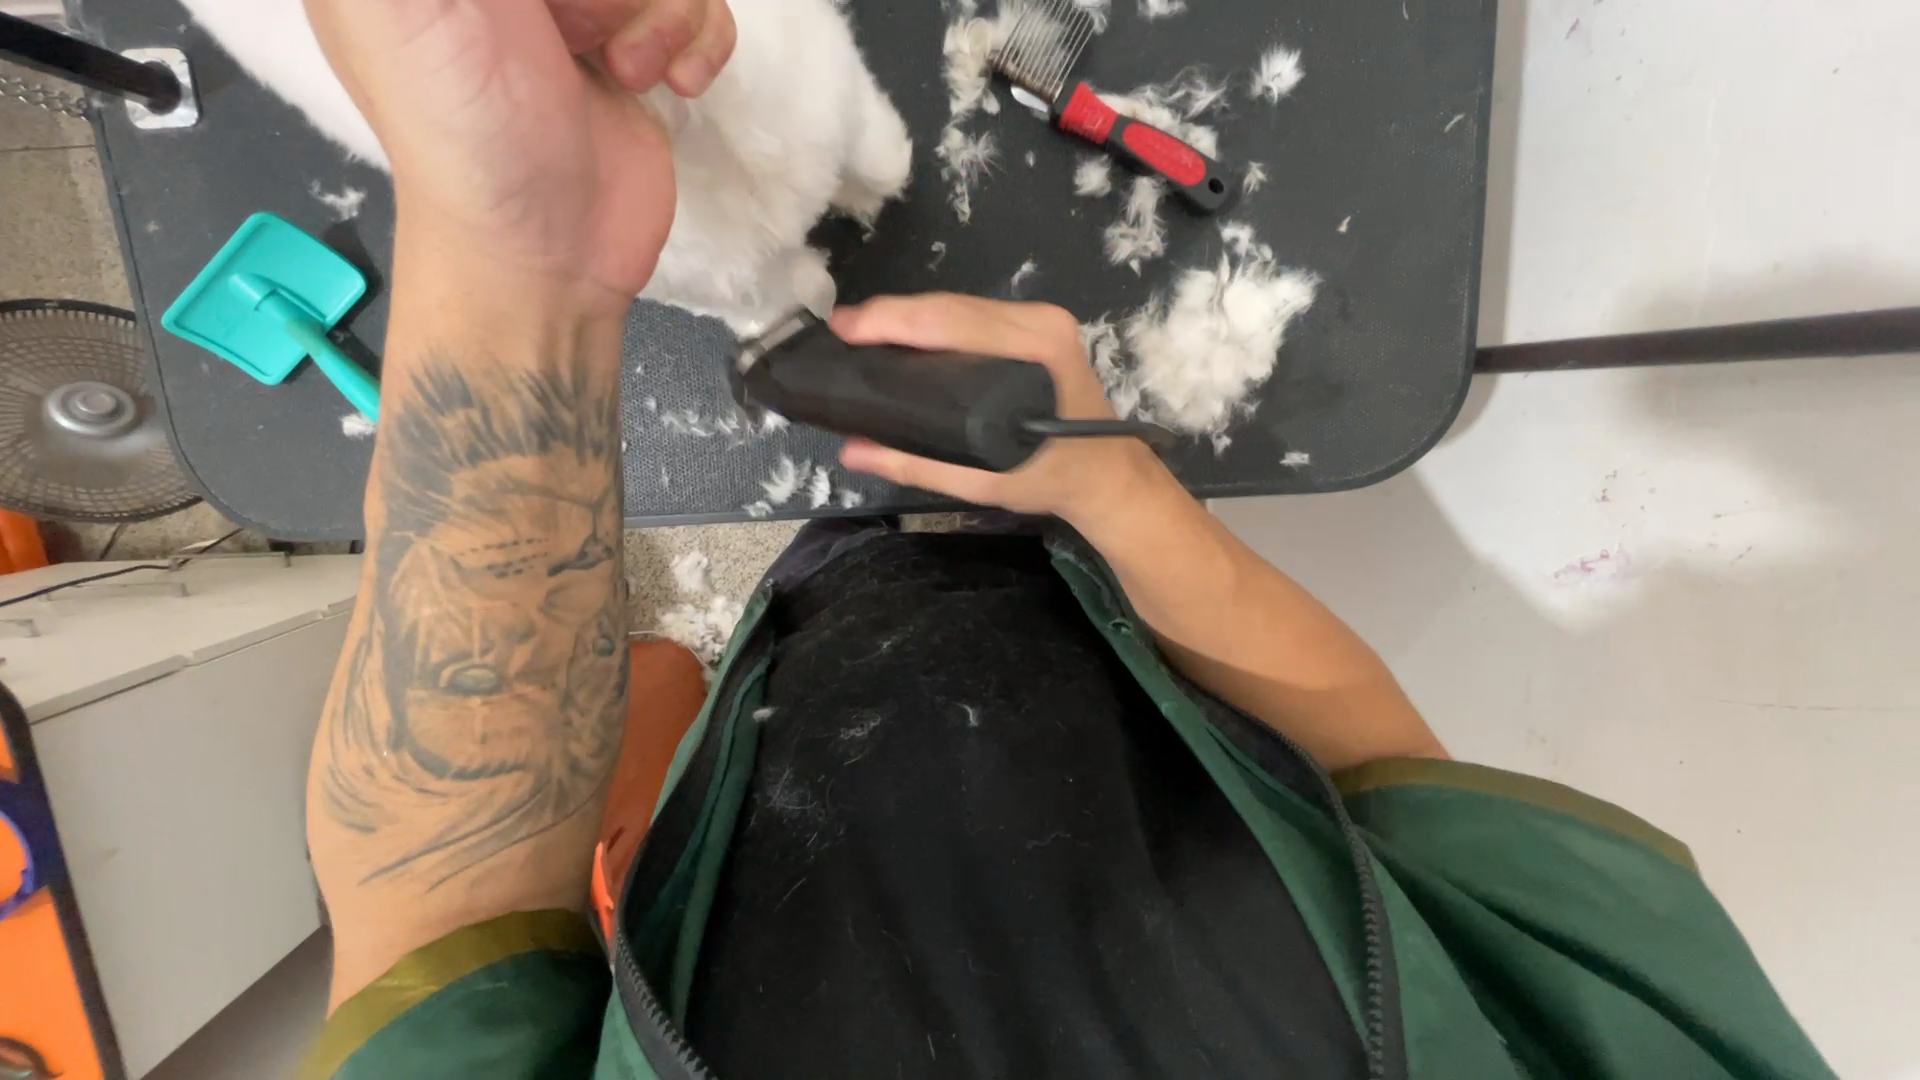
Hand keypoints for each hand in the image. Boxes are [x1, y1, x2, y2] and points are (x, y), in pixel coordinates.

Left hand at [303, 0, 736, 314]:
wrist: (550, 254)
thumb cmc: (465, 127)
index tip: (562, 19)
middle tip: (576, 25)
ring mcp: (586, 3)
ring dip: (656, 8)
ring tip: (621, 66)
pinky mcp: (646, 52)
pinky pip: (701, 7)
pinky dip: (701, 41)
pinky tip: (673, 85)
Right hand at [834, 294, 1174, 527]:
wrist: (1109, 475)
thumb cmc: (1052, 479)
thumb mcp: (983, 482)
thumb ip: (916, 464)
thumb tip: (852, 449)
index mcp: (1034, 353)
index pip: (950, 322)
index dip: (892, 321)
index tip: (844, 327)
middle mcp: (1041, 323)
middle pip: (952, 306)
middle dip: (894, 315)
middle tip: (845, 330)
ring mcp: (1044, 319)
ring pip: (962, 304)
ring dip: (914, 316)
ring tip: (868, 332)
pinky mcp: (1042, 324)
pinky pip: (978, 313)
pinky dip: (939, 322)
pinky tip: (909, 336)